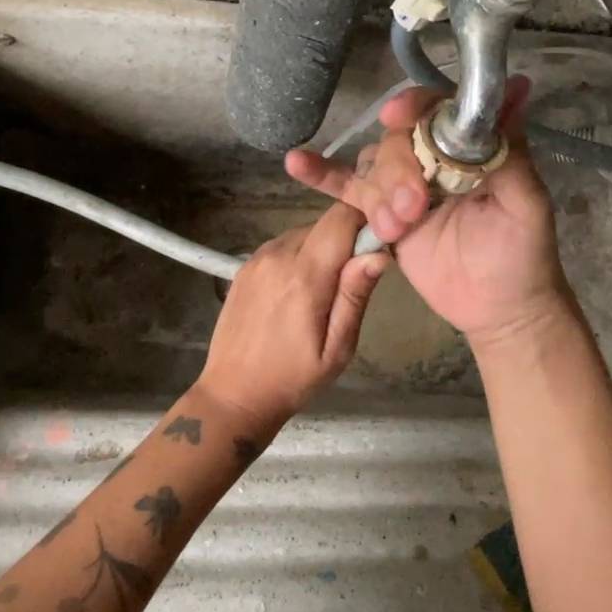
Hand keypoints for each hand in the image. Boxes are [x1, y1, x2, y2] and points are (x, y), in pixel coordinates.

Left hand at [195, 203, 387, 430]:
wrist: (233, 394)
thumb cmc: (292, 379)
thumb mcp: (336, 349)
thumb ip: (355, 296)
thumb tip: (378, 253)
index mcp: (304, 276)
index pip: (341, 218)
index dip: (364, 224)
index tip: (374, 249)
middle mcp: (277, 256)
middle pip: (323, 225)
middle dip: (344, 244)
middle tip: (349, 285)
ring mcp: (257, 258)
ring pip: (303, 233)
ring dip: (320, 252)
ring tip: (320, 295)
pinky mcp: (244, 266)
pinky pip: (282, 246)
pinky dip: (297, 258)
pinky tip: (296, 293)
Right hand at [285, 78, 571, 347]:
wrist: (499, 312)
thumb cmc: (522, 255)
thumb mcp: (524, 201)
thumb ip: (509, 150)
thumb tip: (519, 86)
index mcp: (466, 149)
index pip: (434, 111)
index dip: (413, 108)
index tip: (396, 116)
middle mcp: (432, 159)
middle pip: (396, 142)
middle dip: (397, 172)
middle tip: (413, 210)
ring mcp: (403, 186)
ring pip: (371, 167)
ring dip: (376, 194)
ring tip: (394, 228)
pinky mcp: (381, 215)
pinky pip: (347, 190)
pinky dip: (322, 175)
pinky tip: (296, 161)